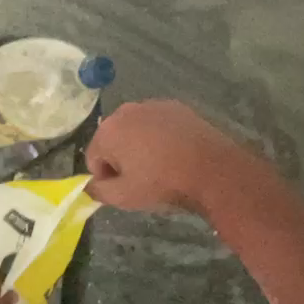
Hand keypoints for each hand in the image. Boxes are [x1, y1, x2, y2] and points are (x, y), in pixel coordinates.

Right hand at [86, 100, 265, 212]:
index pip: (93, 158)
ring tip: (161, 166)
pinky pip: (158, 124)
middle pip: (113, 139)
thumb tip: (90, 186)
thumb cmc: (163, 184)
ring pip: (136, 130)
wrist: (213, 170)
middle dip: (121, 158)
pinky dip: (160, 137)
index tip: (124, 189)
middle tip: (141, 179)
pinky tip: (176, 154)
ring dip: (140, 146)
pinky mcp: (177, 107)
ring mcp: (153, 105)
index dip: (105, 178)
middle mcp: (126, 111)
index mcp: (108, 131)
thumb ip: (99, 191)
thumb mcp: (124, 198)